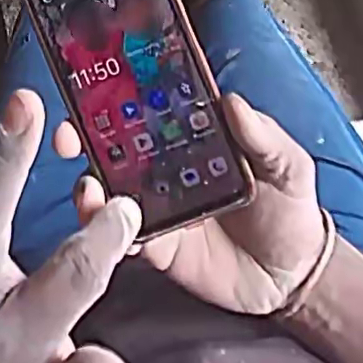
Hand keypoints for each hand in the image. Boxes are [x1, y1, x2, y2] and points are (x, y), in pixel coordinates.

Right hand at [59, 93, 326, 315]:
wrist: (294, 277)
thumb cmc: (289, 208)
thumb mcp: (289, 167)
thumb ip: (265, 138)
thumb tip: (233, 102)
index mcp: (186, 138)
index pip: (143, 110)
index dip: (113, 96)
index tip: (90, 85)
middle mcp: (161, 167)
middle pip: (110, 146)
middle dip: (81, 136)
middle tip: (67, 137)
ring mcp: (153, 205)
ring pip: (108, 190)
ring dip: (89, 185)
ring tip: (89, 188)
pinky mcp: (155, 245)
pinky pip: (122, 236)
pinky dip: (108, 231)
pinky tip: (107, 226)